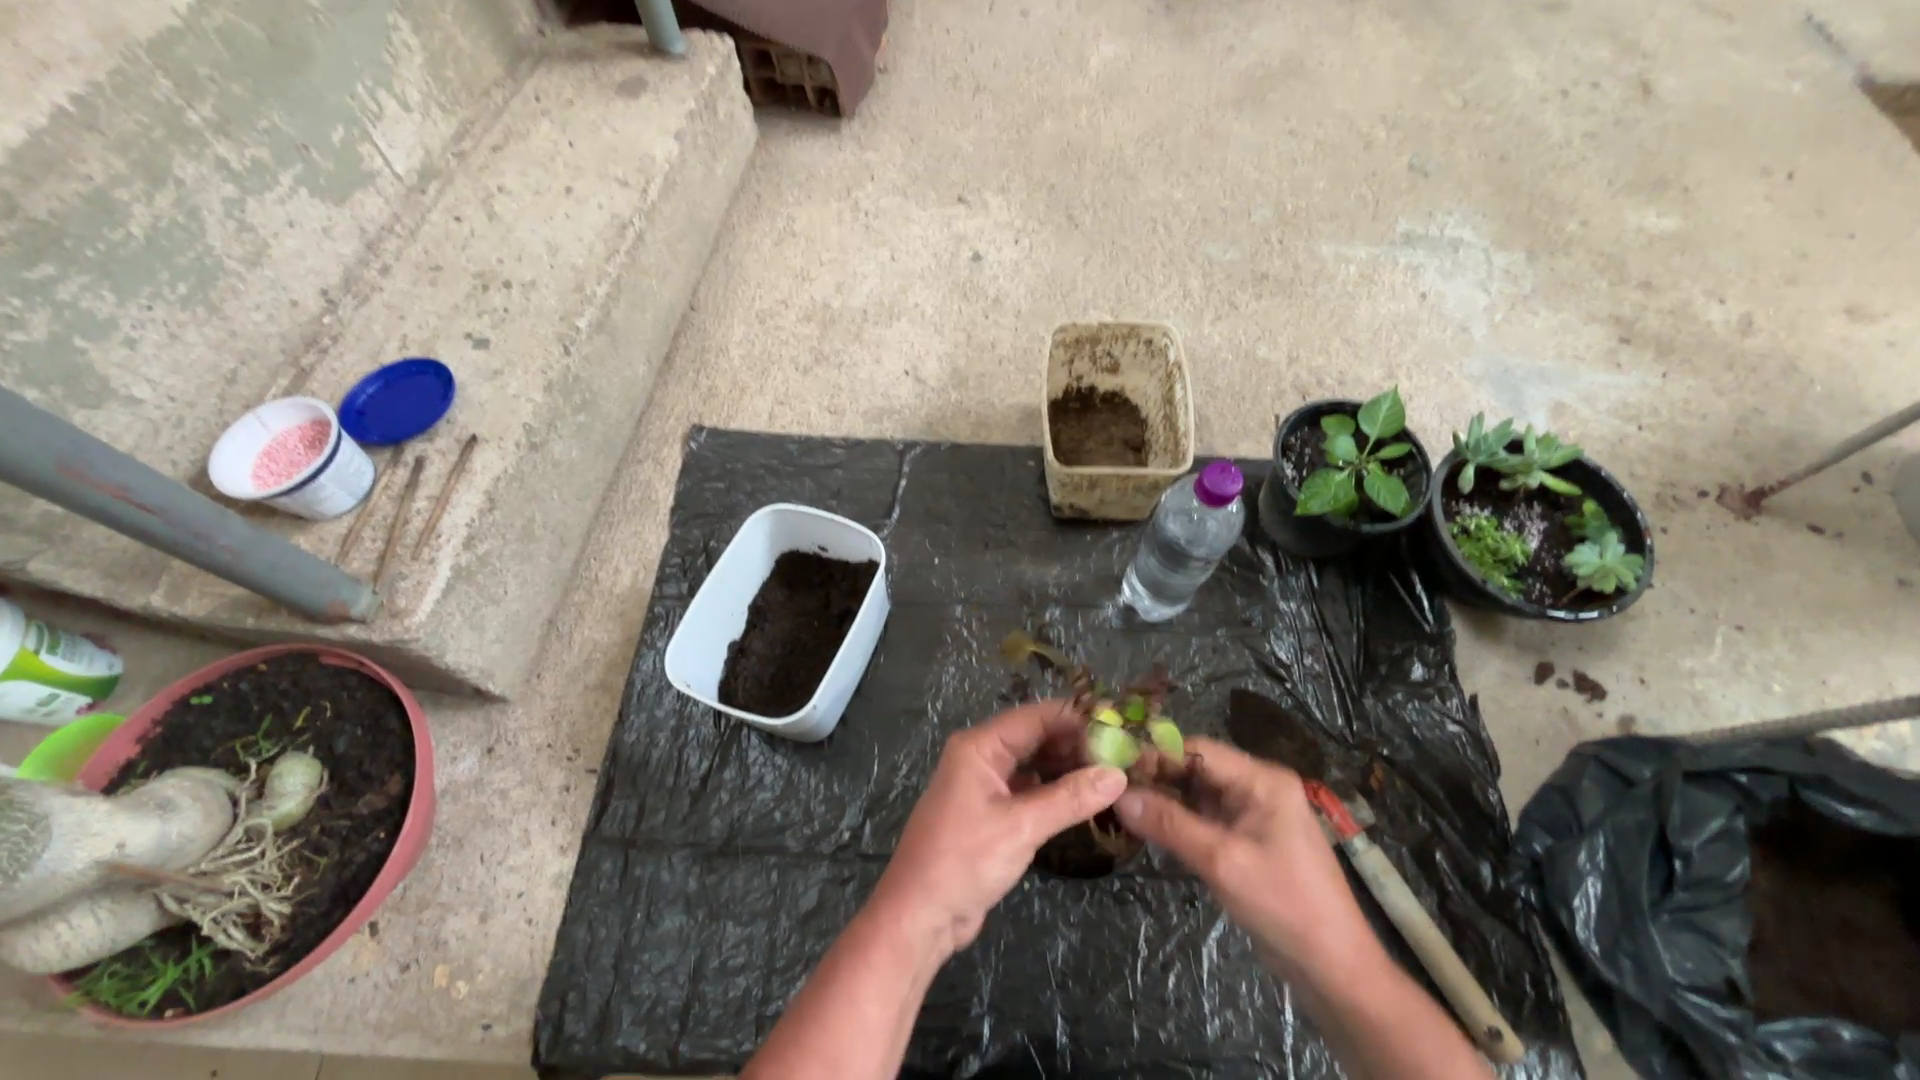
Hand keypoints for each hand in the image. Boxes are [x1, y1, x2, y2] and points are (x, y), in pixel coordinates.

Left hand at [868, 702, 1127, 959]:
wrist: (920, 915)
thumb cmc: (963, 861)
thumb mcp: (1021, 827)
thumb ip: (1070, 798)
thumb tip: (1117, 774)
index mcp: (980, 747)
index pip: (1036, 717)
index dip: (1078, 718)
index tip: (1121, 726)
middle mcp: (981, 758)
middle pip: (1036, 738)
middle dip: (1077, 745)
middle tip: (1126, 755)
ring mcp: (984, 786)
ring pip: (1034, 765)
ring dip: (1069, 769)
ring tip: (1115, 775)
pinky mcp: (991, 813)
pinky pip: (1029, 790)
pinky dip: (1056, 792)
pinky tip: (1087, 800)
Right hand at [1114, 736, 1380, 980]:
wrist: (1330, 965)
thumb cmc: (1283, 903)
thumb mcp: (1222, 861)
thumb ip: (1169, 825)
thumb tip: (1118, 796)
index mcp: (1262, 780)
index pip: (1198, 749)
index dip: (1155, 753)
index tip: (1112, 761)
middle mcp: (1256, 789)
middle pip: (1195, 769)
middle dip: (1154, 776)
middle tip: (1108, 785)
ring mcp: (1251, 816)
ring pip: (1195, 795)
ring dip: (1161, 799)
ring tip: (1116, 804)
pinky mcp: (1244, 842)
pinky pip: (1202, 820)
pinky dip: (1175, 822)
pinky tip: (1143, 826)